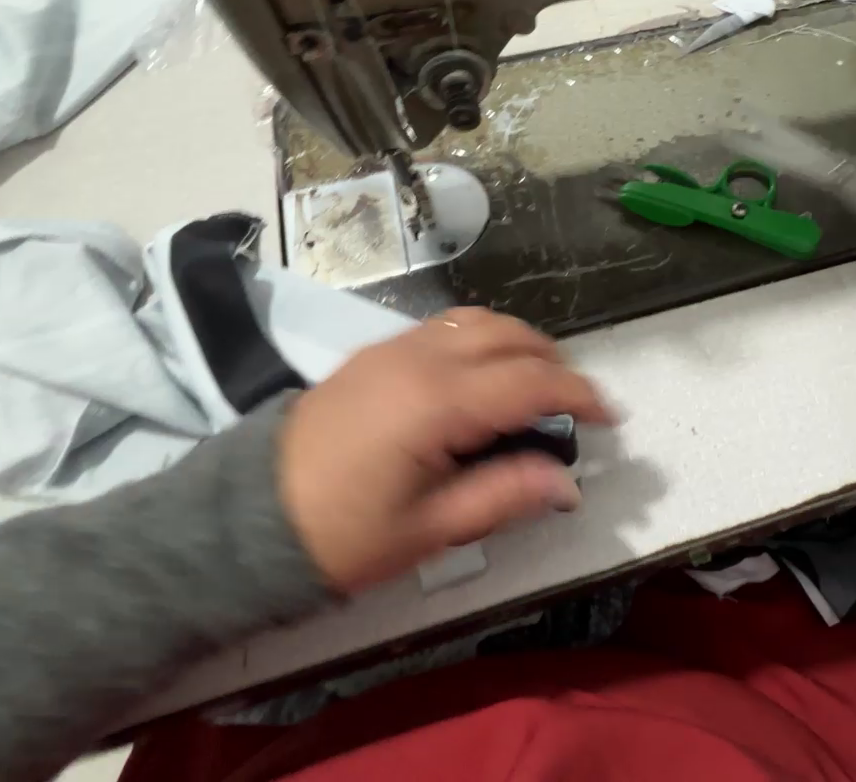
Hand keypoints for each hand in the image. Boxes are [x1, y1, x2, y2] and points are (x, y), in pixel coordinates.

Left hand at [277, 308, 613, 593]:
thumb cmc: (342, 535)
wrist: (245, 522)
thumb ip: (505, 496)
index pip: (531, 381)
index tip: (610, 416)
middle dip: (554, 362)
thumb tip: (568, 483)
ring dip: (519, 342)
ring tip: (535, 382)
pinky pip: (446, 325)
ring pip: (479, 320)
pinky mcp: (374, 350)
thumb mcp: (429, 530)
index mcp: (438, 403)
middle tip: (573, 403)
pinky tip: (482, 374)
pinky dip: (481, 338)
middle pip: (510, 335)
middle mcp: (421, 359)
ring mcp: (394, 348)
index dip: (580, 395)